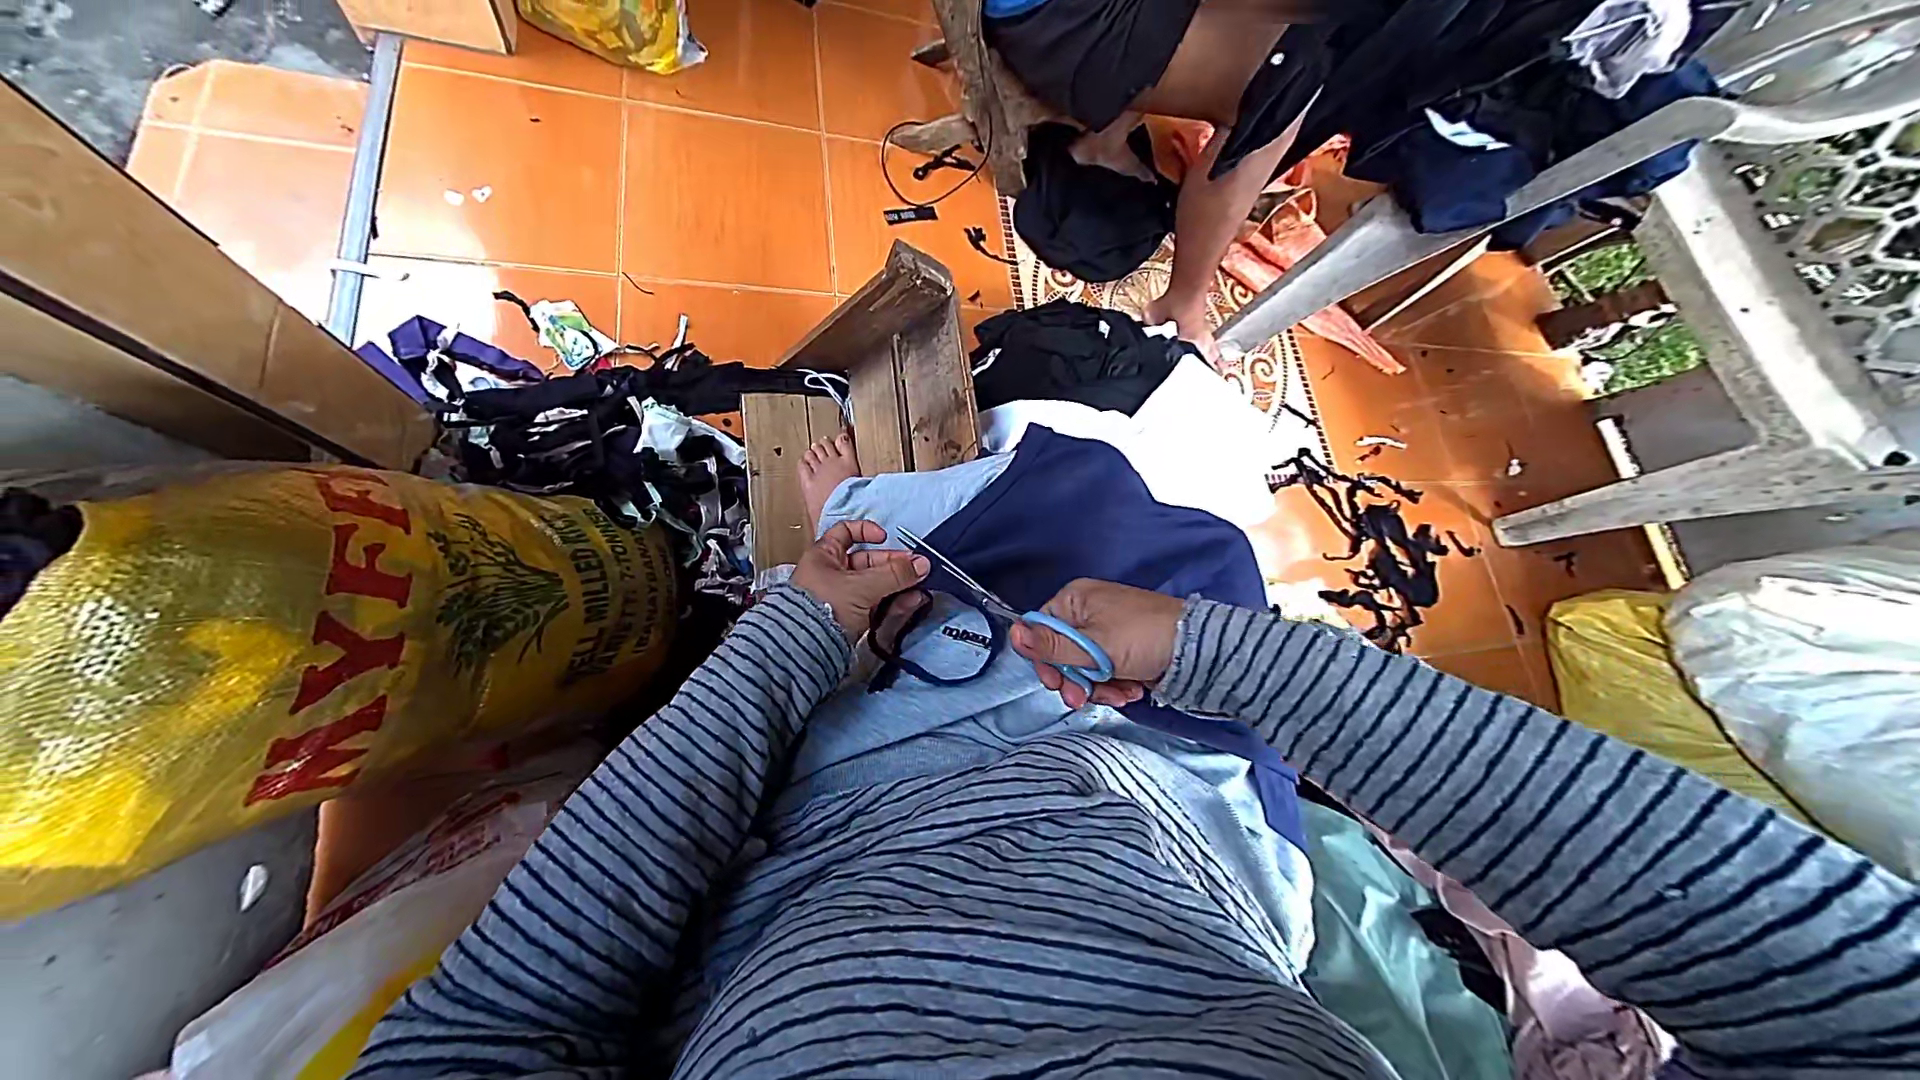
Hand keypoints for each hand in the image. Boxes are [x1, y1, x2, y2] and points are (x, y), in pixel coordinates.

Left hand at [790, 520, 930, 642]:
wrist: (806, 648)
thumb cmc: (827, 605)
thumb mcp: (861, 585)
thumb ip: (894, 574)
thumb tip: (922, 564)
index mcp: (825, 555)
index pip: (845, 532)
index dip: (866, 531)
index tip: (885, 538)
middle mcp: (833, 573)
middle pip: (868, 561)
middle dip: (894, 564)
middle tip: (917, 568)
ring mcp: (843, 596)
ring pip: (876, 584)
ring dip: (898, 584)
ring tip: (920, 586)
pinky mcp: (852, 617)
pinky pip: (877, 604)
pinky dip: (894, 601)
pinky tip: (912, 601)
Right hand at [1009, 578, 1183, 708]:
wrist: (1199, 649)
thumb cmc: (1146, 637)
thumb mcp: (1093, 646)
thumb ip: (1051, 646)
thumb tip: (1013, 633)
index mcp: (1075, 600)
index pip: (1041, 631)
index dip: (1046, 661)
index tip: (1057, 683)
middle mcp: (1088, 612)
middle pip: (1061, 653)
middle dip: (1075, 680)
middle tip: (1084, 698)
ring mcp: (1107, 631)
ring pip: (1084, 667)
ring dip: (1098, 686)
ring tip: (1121, 692)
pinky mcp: (1123, 649)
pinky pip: (1105, 671)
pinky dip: (1115, 684)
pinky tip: (1132, 688)